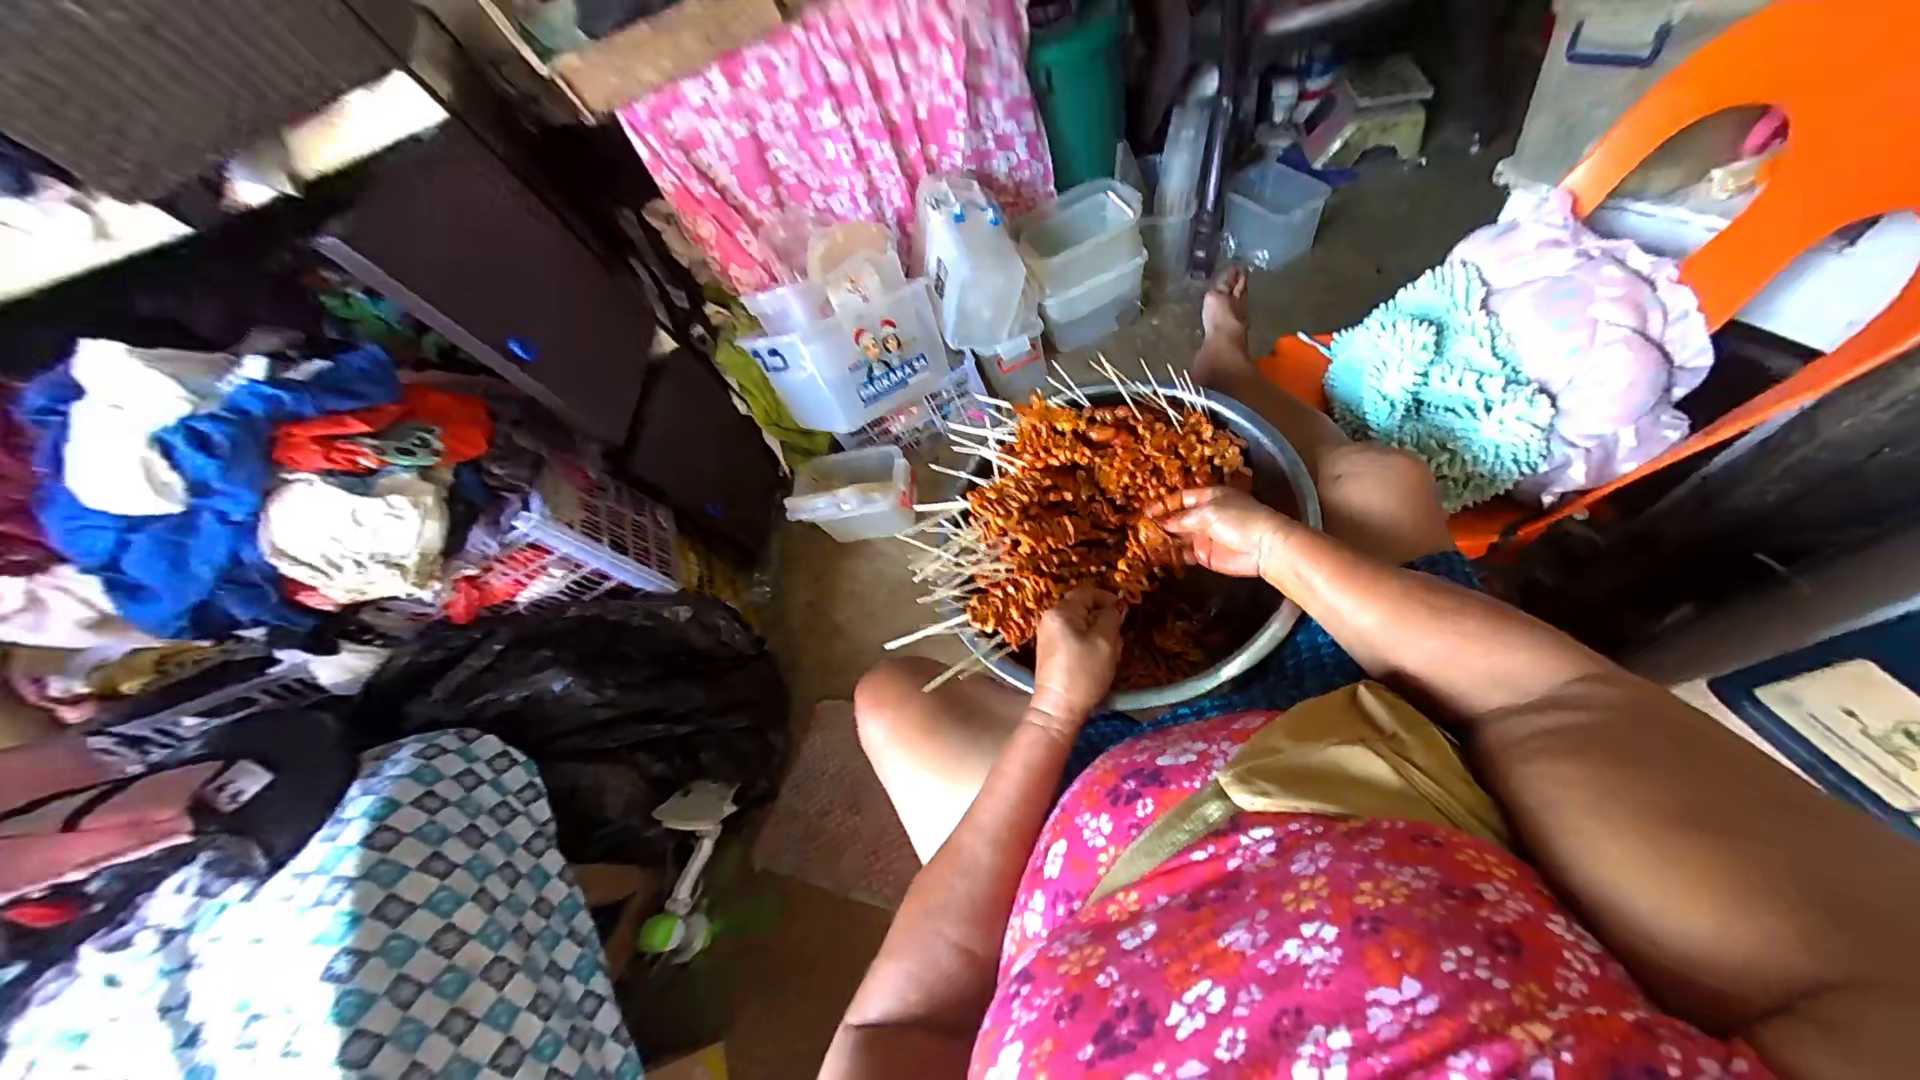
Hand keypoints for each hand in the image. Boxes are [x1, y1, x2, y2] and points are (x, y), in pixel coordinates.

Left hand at [1028, 585, 1123, 727]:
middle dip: (1104, 621)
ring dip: (1100, 636)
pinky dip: (1090, 645)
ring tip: (1110, 654)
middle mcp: (1050, 619)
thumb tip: (1116, 606)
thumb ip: (1111, 618)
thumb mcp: (1104, 642)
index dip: (1108, 598)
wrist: (1058, 708)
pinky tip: (1099, 662)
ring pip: (1082, 626)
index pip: (1087, 592)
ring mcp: (1049, 636)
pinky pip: (1075, 639)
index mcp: (1060, 612)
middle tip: (1117, 639)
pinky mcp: (1052, 652)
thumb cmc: (1083, 672)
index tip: (1123, 612)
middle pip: (1084, 609)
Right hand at [1150, 487, 1290, 578]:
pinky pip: (1184, 553)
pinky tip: (1157, 555)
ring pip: (1178, 536)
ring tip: (1145, 543)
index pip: (1181, 497)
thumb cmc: (1239, 520)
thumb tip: (1160, 522)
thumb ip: (1182, 518)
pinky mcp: (1205, 554)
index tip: (1146, 511)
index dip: (1164, 503)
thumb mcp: (1208, 512)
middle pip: (1177, 517)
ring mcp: (1204, 535)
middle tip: (1141, 529)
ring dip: (1163, 539)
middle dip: (1160, 522)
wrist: (1265, 548)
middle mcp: (1205, 514)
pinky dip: (1171, 554)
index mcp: (1209, 497)